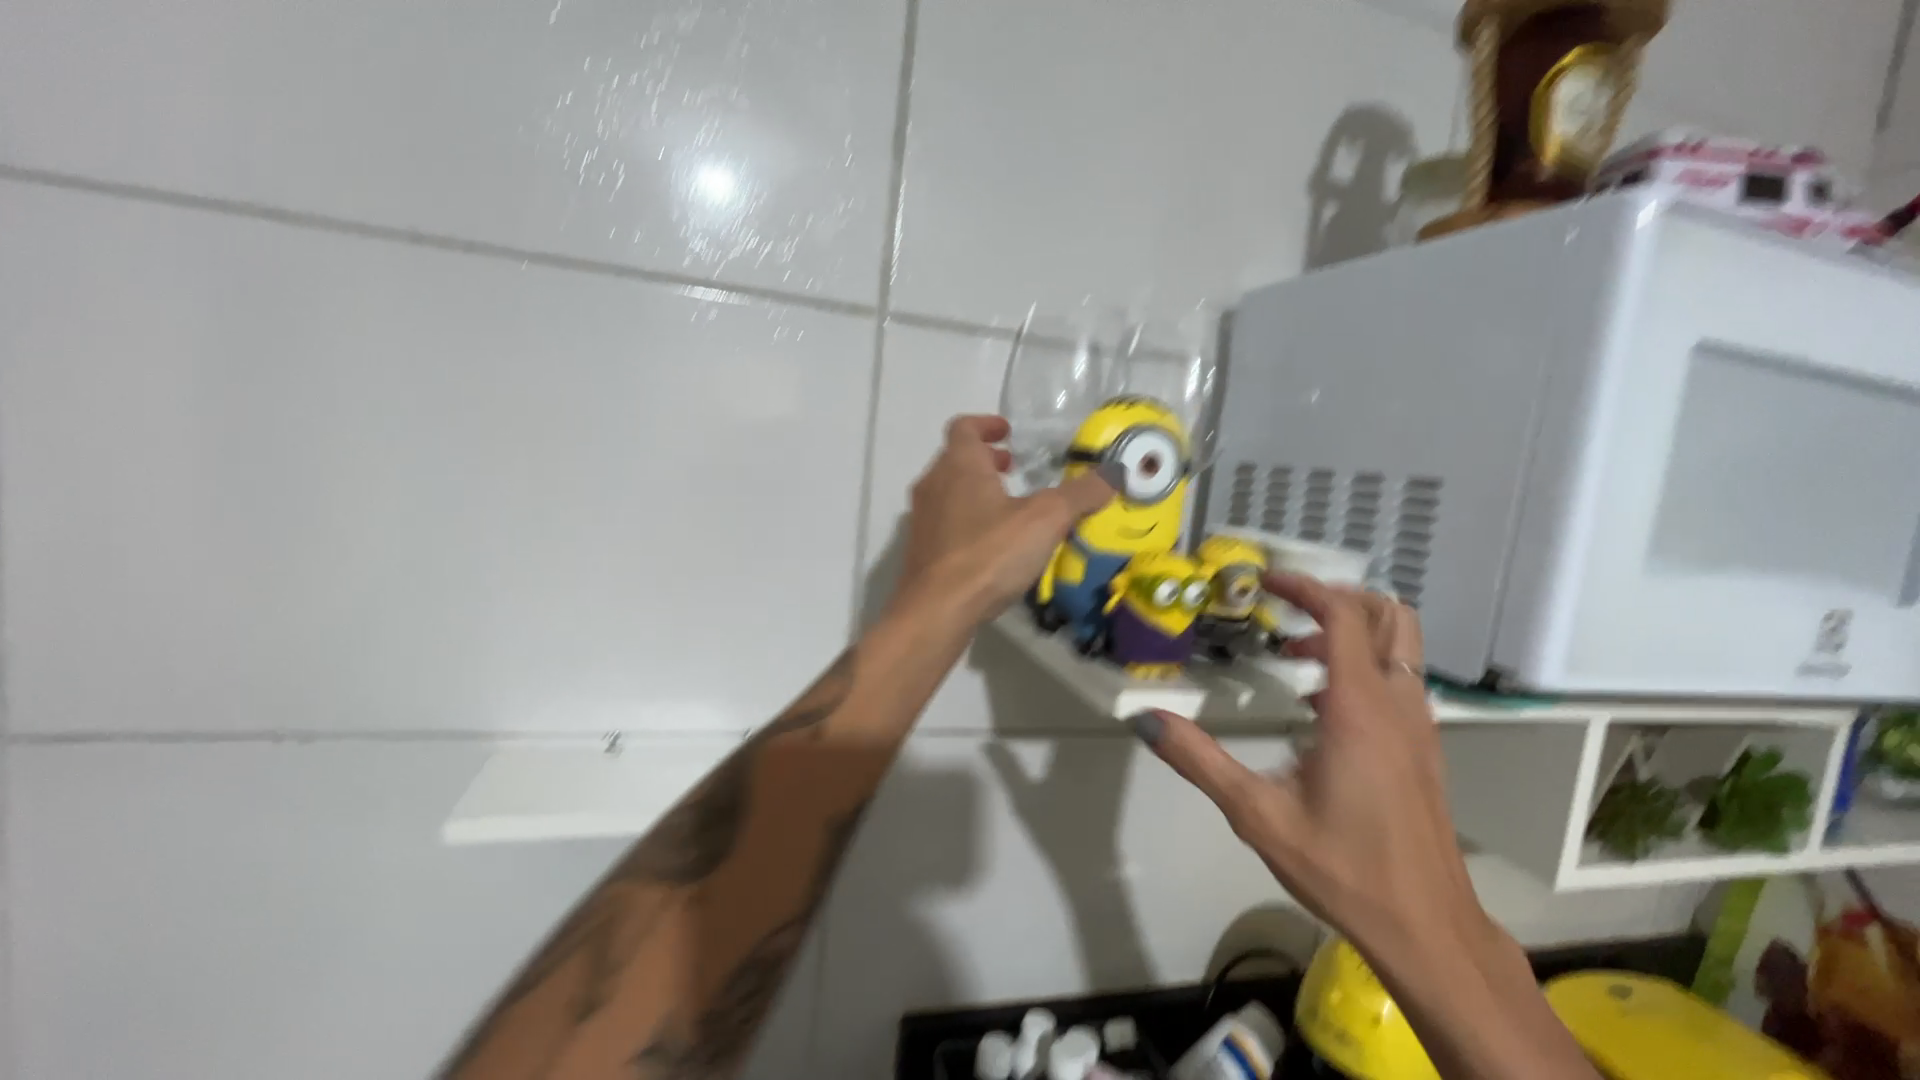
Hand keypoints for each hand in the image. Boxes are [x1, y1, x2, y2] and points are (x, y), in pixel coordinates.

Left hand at [889, 415, 1114, 624]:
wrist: (936, 610)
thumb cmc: (989, 553)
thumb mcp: (1045, 520)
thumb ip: (1080, 494)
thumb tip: (1113, 474)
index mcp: (959, 465)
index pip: (964, 427)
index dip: (987, 424)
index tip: (1009, 433)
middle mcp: (933, 484)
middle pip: (956, 459)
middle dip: (986, 461)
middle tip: (1014, 469)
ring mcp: (921, 520)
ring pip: (948, 492)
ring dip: (975, 492)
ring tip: (1008, 509)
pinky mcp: (920, 551)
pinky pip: (945, 524)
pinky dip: (966, 522)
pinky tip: (991, 547)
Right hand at [1132, 573, 1487, 958]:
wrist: (1425, 926)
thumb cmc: (1342, 868)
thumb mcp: (1257, 815)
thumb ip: (1199, 760)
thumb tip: (1145, 719)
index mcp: (1359, 709)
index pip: (1343, 617)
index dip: (1305, 588)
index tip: (1265, 581)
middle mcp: (1398, 704)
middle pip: (1389, 615)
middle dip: (1339, 599)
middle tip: (1286, 612)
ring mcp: (1419, 725)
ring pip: (1402, 646)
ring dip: (1353, 633)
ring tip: (1296, 656)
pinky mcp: (1424, 748)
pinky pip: (1401, 679)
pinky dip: (1365, 665)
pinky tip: (1320, 708)